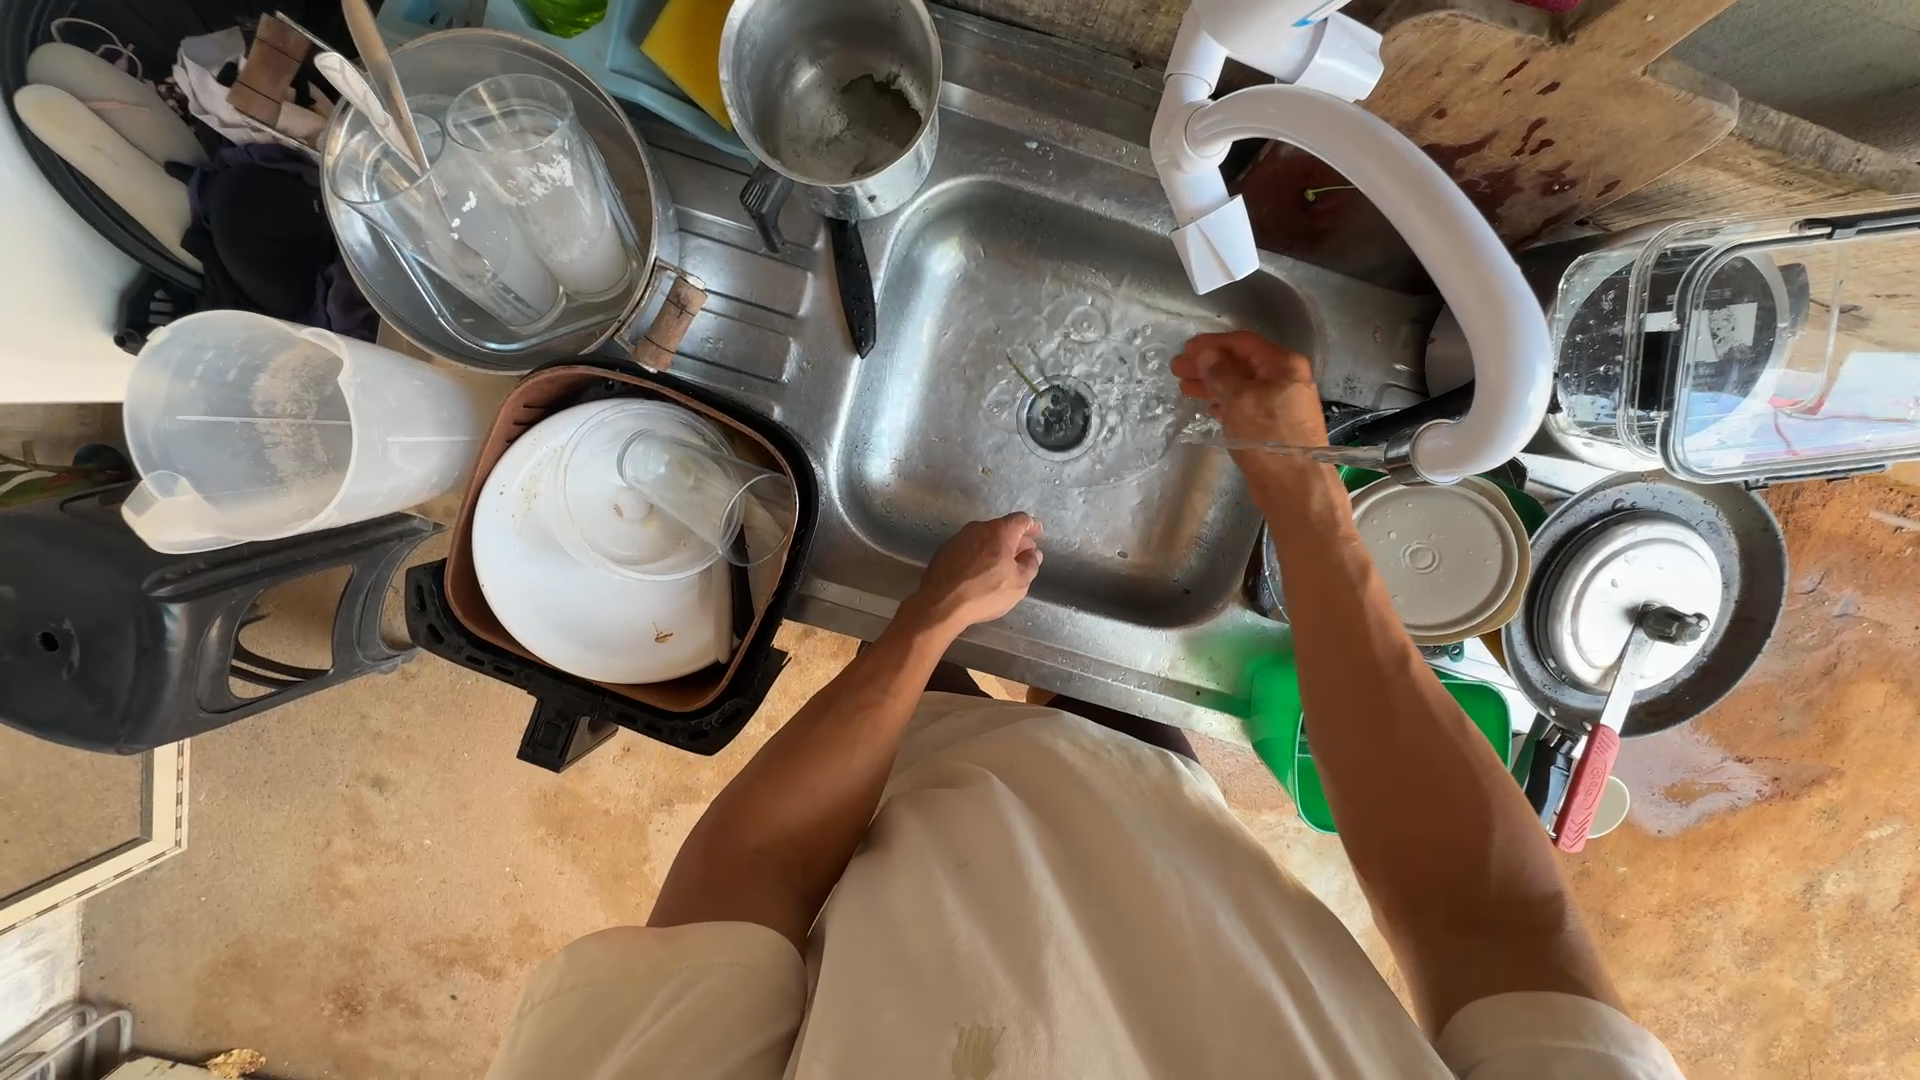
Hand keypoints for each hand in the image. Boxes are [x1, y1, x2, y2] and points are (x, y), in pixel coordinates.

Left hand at [904, 513, 1043, 633]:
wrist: (941, 603)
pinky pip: (968, 548)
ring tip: (1002, 564)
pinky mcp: (944, 551)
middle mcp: (978, 528)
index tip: (1037, 532)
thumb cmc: (985, 592)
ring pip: (983, 538)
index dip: (1031, 526)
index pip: (1021, 520)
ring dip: (995, 547)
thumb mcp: (1018, 583)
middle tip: (1023, 553)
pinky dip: (978, 554)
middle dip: (1014, 539)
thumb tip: (1033, 553)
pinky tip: (979, 570)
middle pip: (1001, 528)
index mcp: (999, 531)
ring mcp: (958, 538)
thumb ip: (1030, 565)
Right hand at [1172, 331, 1328, 449]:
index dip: (1212, 343)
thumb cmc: (1268, 436)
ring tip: (1185, 387)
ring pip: (1240, 386)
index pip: (1243, 343)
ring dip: (1212, 384)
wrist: (1294, 484)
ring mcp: (1279, 403)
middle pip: (1240, 364)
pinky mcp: (1272, 425)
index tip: (1186, 348)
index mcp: (1282, 365)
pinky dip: (1225, 403)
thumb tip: (1207, 354)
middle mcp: (1284, 379)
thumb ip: (1221, 374)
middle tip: (1178, 368)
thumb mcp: (1240, 399)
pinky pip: (1244, 405)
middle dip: (1208, 364)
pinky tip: (1208, 407)